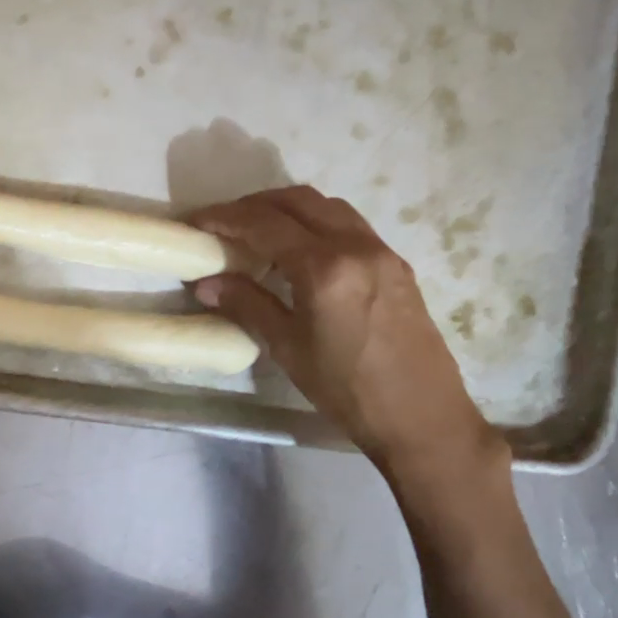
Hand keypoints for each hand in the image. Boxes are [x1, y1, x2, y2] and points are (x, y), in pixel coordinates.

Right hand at [189, 186, 503, 474]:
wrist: (422, 416)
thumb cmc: (347, 389)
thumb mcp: (287, 348)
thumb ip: (248, 305)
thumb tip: (206, 283)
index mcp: (324, 267)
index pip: (265, 224)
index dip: (225, 217)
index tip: (196, 221)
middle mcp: (356, 246)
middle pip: (298, 200)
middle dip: (255, 204)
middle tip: (223, 222)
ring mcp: (381, 252)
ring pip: (327, 206)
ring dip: (288, 208)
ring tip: (258, 232)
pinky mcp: (396, 265)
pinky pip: (348, 225)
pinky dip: (315, 223)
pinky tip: (299, 251)